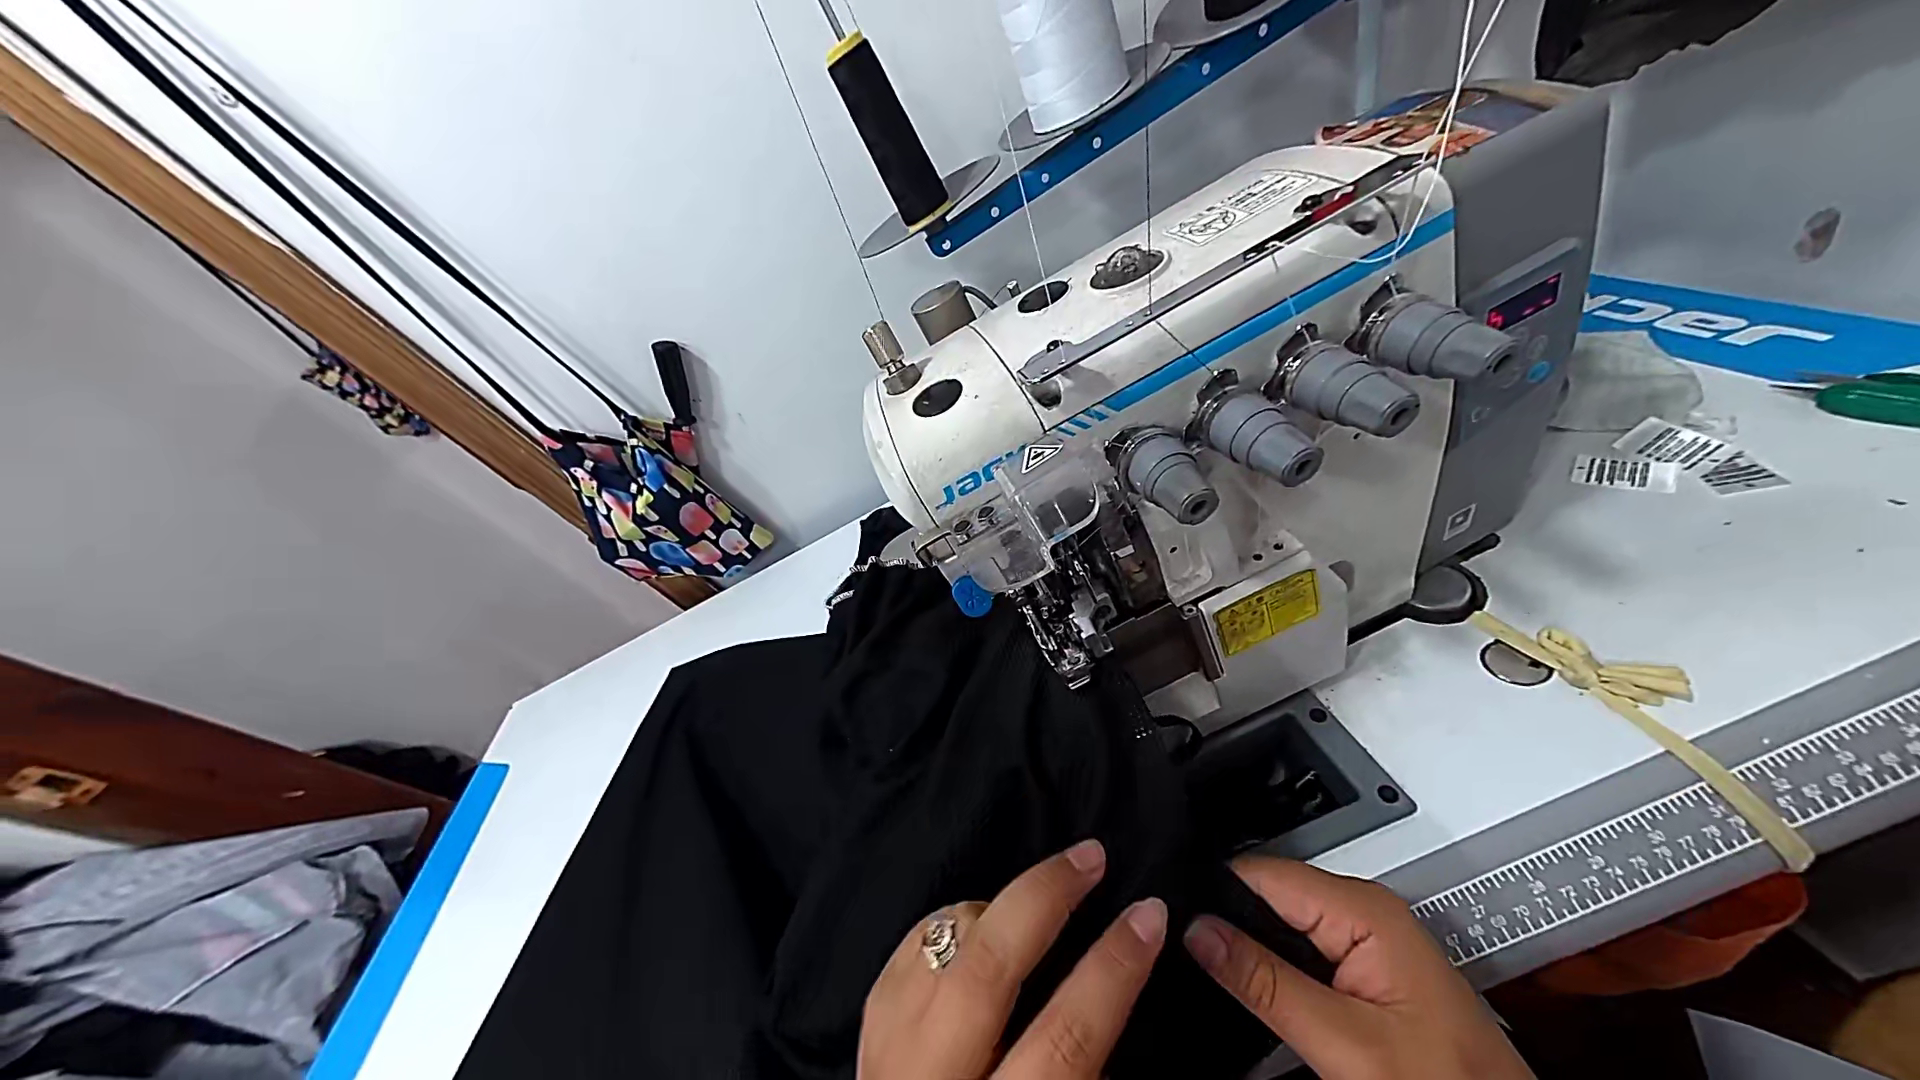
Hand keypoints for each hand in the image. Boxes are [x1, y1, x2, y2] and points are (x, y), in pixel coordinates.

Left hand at [858, 840, 1167, 1078]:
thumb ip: (1080, 1067)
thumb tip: (1110, 987)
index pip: (1066, 1036)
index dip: (1113, 968)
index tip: (1149, 914)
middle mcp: (936, 1078)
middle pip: (990, 969)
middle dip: (1046, 898)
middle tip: (1091, 856)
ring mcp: (892, 1049)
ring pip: (944, 947)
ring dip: (998, 905)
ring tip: (1037, 897)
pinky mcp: (870, 1023)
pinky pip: (914, 945)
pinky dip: (953, 922)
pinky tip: (980, 921)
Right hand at [1183, 856, 1532, 1079]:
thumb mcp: (1347, 1044)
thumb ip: (1266, 982)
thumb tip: (1198, 931)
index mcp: (1363, 909)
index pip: (1260, 874)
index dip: (1213, 894)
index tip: (1176, 921)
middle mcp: (1362, 912)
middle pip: (1266, 894)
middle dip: (1226, 920)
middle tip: (1185, 951)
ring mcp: (1362, 940)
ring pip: (1277, 921)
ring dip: (1245, 945)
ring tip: (1208, 968)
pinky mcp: (1361, 968)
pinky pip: (1296, 947)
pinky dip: (1268, 964)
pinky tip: (1249, 985)